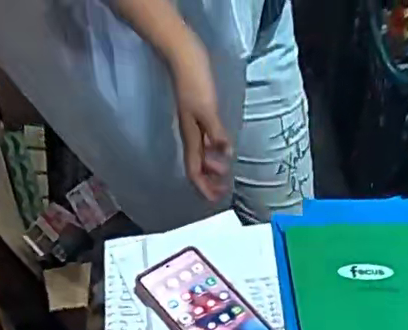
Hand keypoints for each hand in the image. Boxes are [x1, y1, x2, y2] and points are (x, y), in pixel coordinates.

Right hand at [170, 52, 231, 201]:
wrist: (181, 53)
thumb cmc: (194, 80)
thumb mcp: (207, 109)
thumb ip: (216, 132)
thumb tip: (226, 155)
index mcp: (191, 138)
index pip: (195, 172)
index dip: (205, 188)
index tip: (217, 199)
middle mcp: (191, 136)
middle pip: (197, 168)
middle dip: (209, 182)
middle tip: (224, 189)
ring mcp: (193, 126)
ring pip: (201, 156)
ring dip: (212, 169)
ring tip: (225, 174)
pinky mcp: (197, 115)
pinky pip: (204, 142)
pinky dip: (213, 152)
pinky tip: (222, 151)